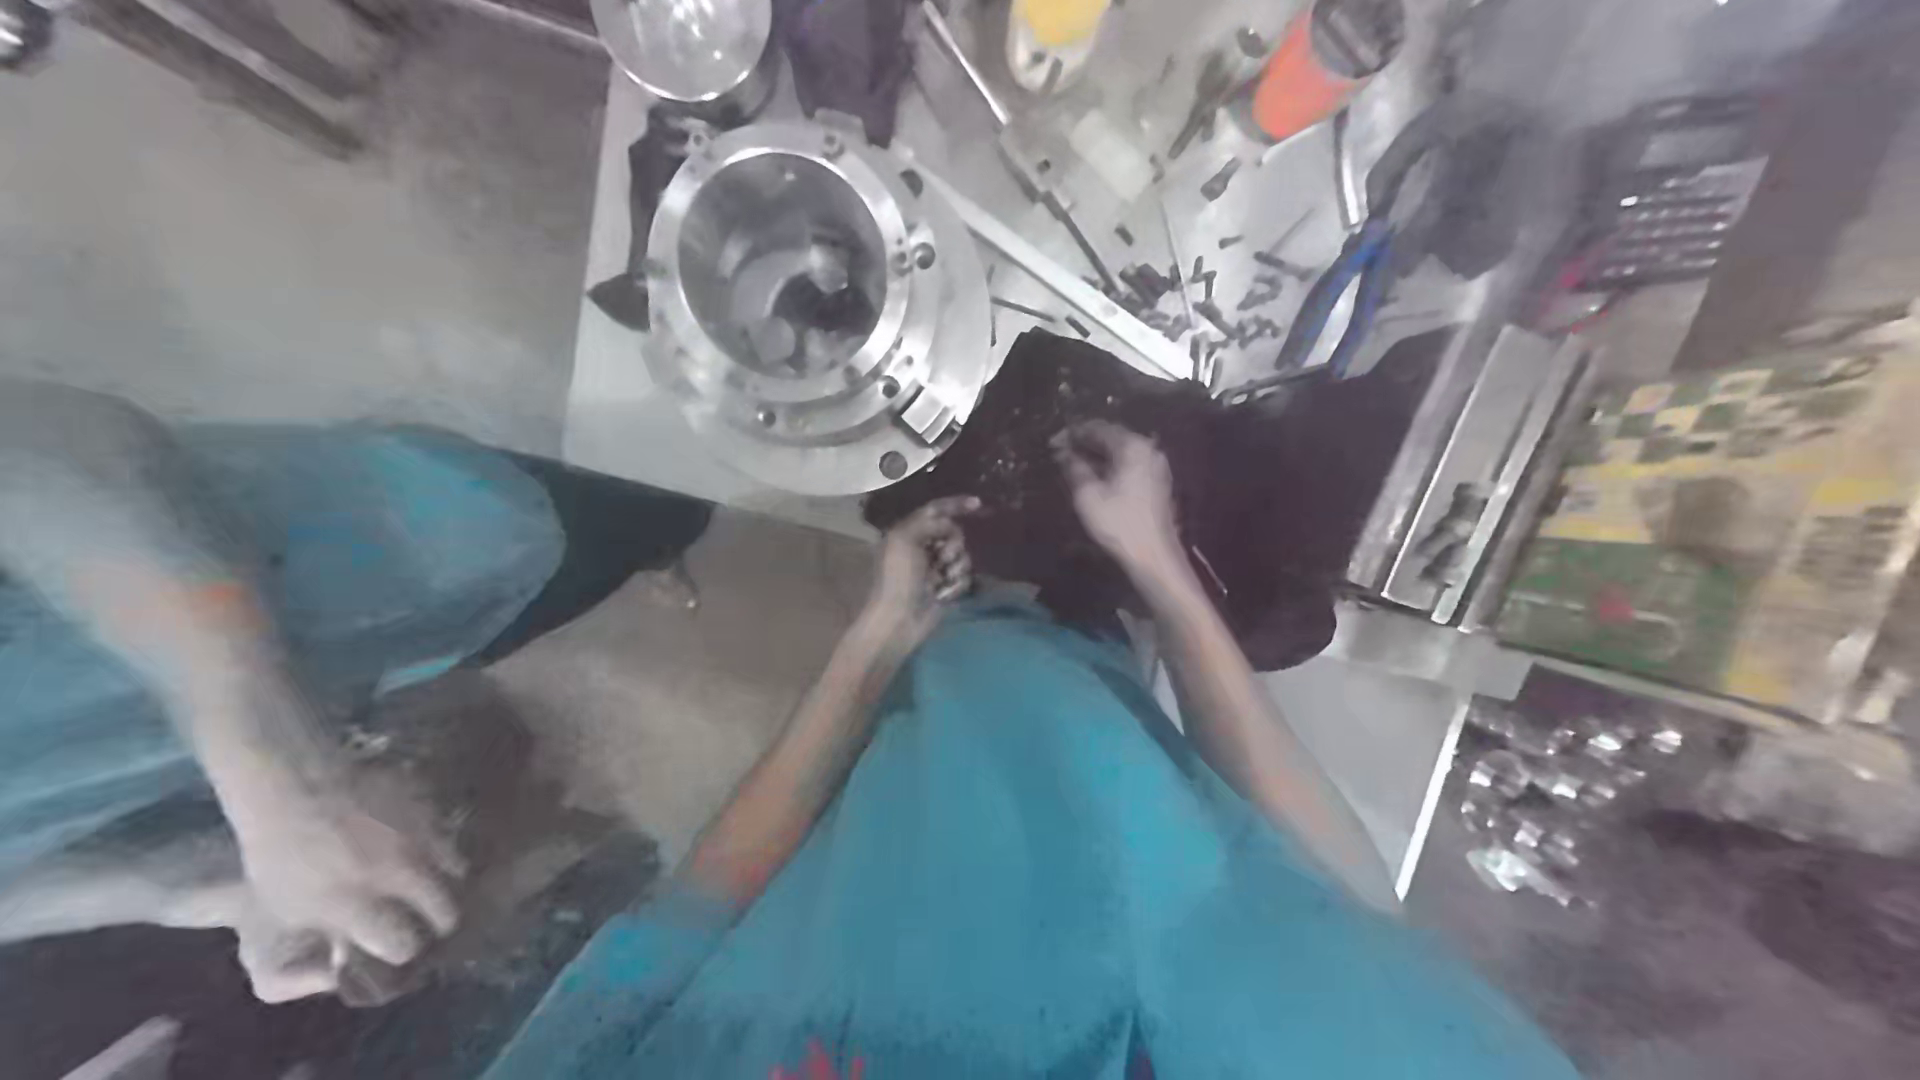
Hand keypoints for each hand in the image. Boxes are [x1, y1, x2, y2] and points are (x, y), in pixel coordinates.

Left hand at [228, 765, 464, 974]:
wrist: (301, 788)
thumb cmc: (283, 855)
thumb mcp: (292, 906)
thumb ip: (335, 930)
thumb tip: (369, 945)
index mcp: (357, 904)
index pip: (404, 943)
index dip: (405, 952)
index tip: (402, 949)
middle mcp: (400, 873)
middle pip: (446, 909)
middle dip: (442, 921)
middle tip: (432, 921)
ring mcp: (422, 838)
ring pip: (459, 871)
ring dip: (449, 882)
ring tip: (436, 882)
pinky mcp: (435, 811)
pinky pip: (452, 837)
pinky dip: (446, 849)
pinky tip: (429, 848)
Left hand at [860, 495, 980, 649]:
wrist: (899, 618)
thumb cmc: (897, 578)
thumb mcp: (904, 539)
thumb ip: (928, 522)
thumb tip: (949, 525)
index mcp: (908, 532)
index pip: (935, 511)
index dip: (955, 505)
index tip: (977, 504)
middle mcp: (923, 547)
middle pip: (954, 533)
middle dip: (953, 544)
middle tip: (943, 558)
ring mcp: (935, 569)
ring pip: (962, 556)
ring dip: (957, 567)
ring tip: (943, 580)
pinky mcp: (946, 588)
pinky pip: (965, 578)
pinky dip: (957, 585)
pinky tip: (943, 595)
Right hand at [1052, 421, 1182, 576]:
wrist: (1153, 553)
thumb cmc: (1118, 523)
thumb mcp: (1088, 494)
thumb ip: (1074, 467)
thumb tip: (1062, 451)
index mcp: (1132, 447)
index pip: (1098, 428)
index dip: (1074, 432)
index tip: (1054, 440)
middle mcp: (1147, 449)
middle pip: (1112, 436)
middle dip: (1085, 441)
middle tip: (1061, 449)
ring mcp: (1155, 465)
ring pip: (1120, 450)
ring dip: (1097, 453)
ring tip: (1073, 461)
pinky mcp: (1156, 481)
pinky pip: (1129, 463)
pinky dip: (1110, 464)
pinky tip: (1095, 474)